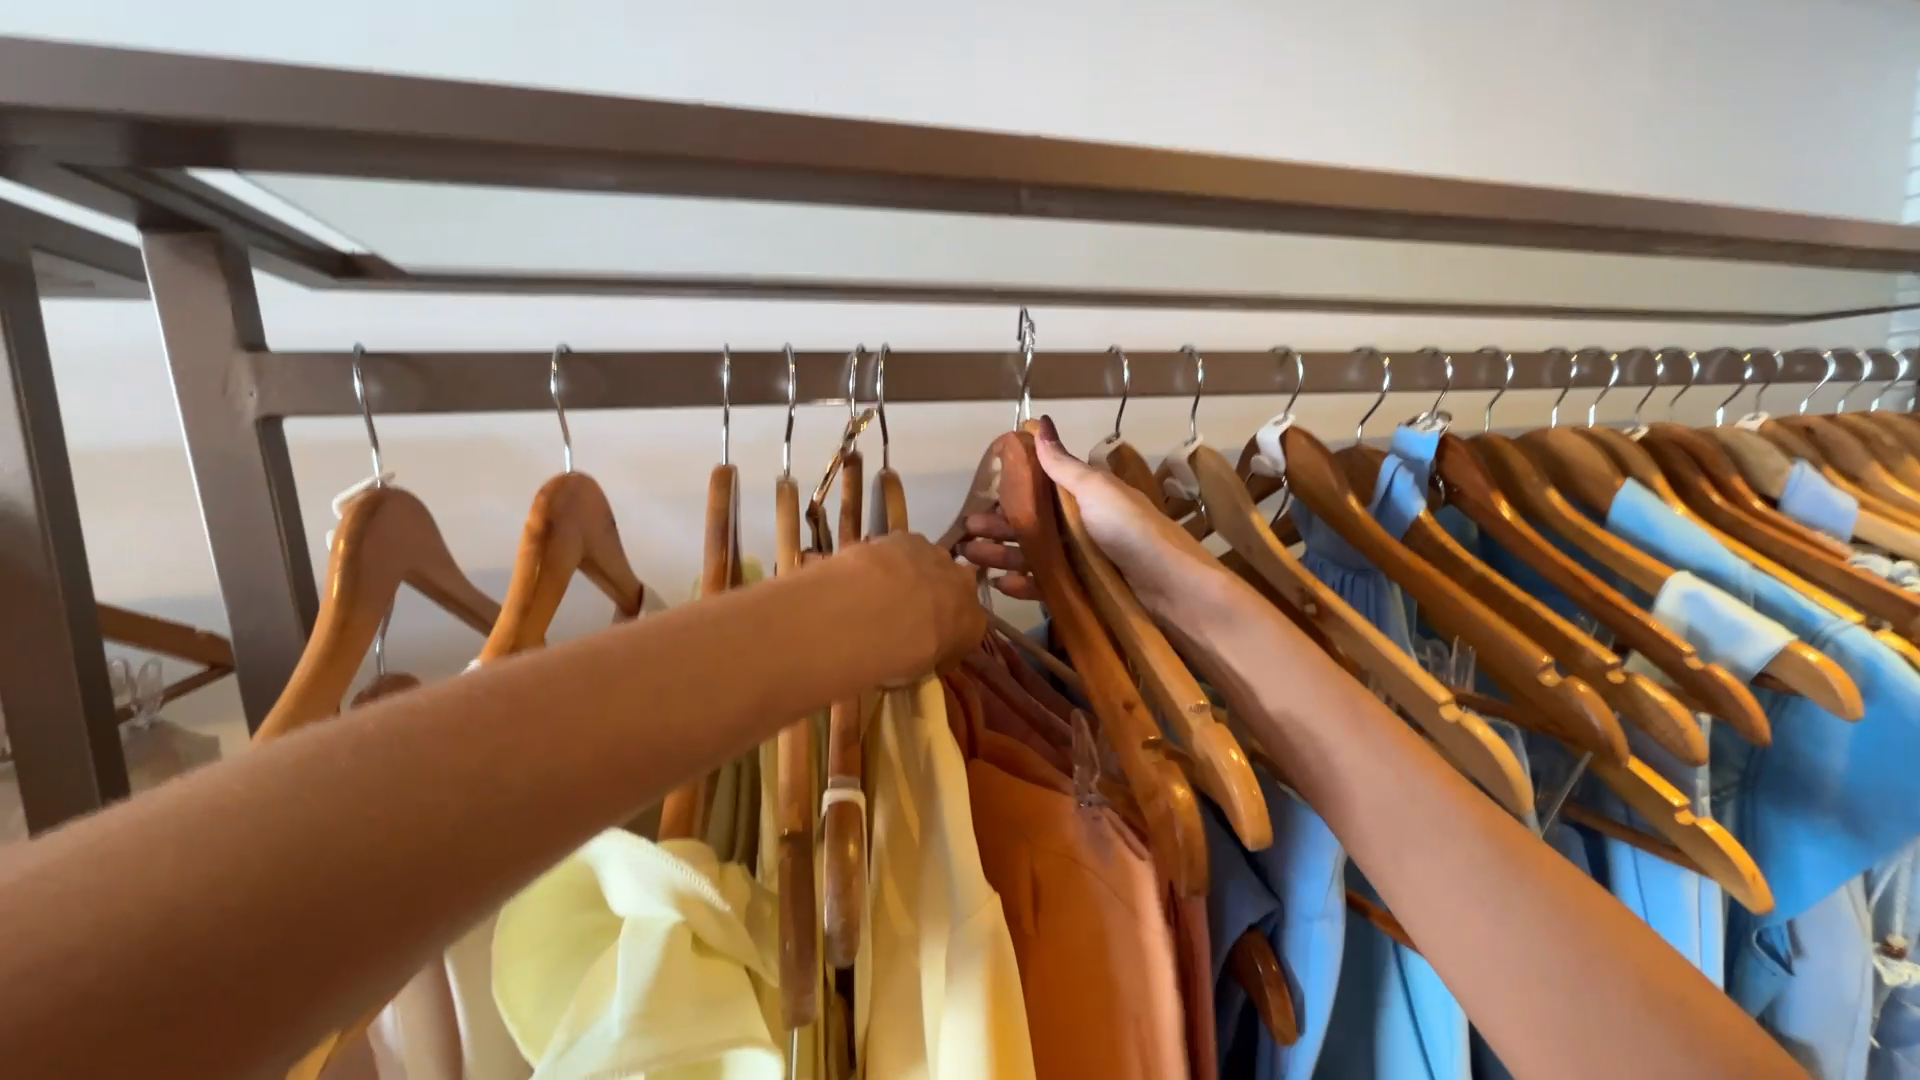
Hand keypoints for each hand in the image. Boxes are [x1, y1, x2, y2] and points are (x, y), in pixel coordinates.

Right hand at [958, 416, 1222, 614]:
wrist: (1168, 587)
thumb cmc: (1129, 529)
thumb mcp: (1094, 489)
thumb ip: (1061, 463)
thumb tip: (1039, 420)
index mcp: (1082, 498)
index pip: (1038, 492)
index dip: (1009, 494)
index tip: (980, 496)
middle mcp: (1078, 526)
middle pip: (1029, 525)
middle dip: (996, 527)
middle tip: (965, 533)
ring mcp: (1078, 561)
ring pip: (1031, 555)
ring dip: (1000, 555)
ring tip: (970, 557)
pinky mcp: (1081, 591)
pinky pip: (1044, 585)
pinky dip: (1022, 584)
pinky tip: (1001, 585)